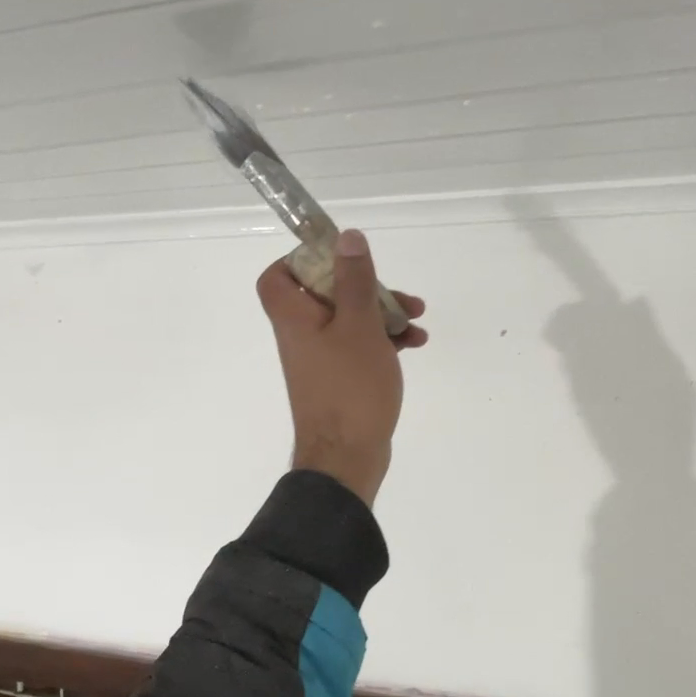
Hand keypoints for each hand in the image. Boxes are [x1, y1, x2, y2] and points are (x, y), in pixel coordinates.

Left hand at [256, 229, 427, 506]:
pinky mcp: (340, 381)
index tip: (338, 256)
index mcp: (294, 319)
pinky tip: (416, 343)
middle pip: (325, 294)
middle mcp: (301, 337)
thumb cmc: (350, 388)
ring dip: (383, 313)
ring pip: (348, 321)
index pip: (276, 277)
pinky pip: (359, 348)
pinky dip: (383, 341)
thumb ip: (354, 280)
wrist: (346, 458)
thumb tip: (346, 238)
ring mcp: (321, 361)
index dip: (301, 259)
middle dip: (365, 286)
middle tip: (399, 293)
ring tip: (419, 318)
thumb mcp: (359, 326)